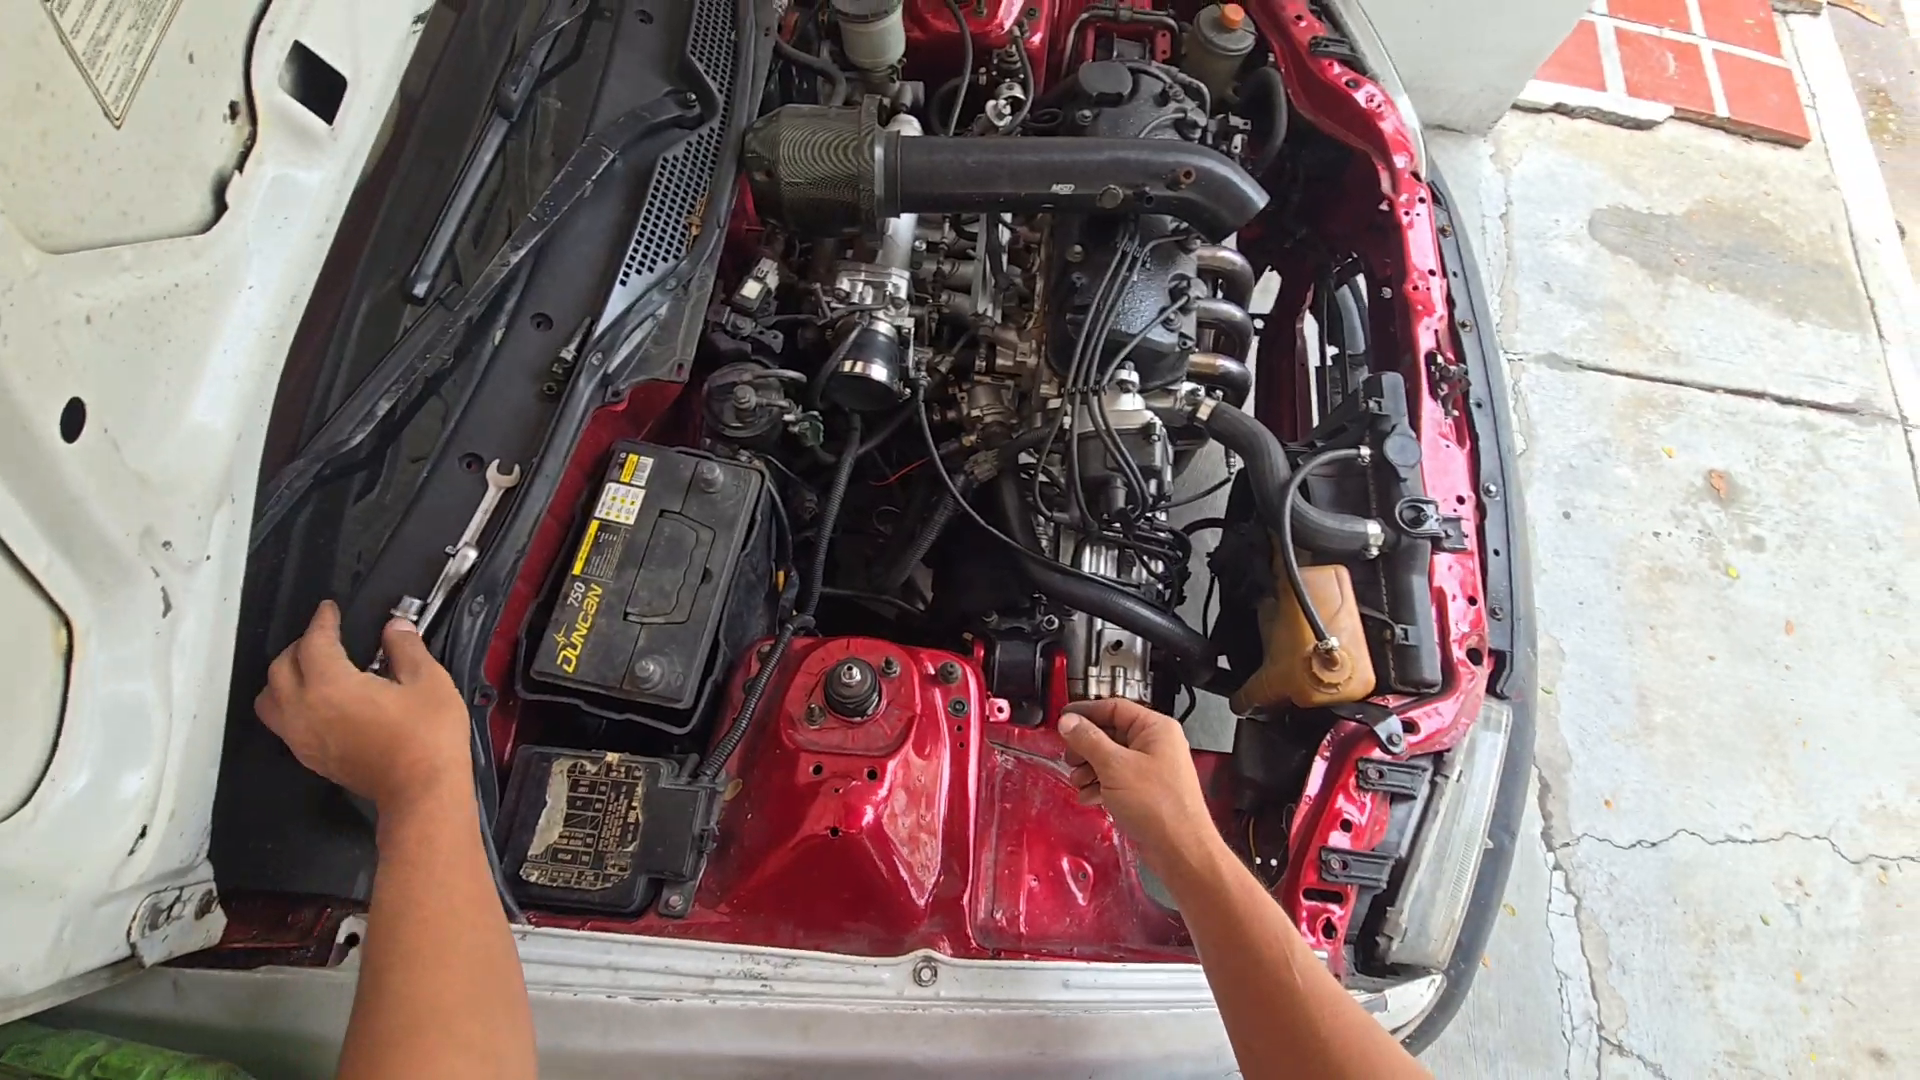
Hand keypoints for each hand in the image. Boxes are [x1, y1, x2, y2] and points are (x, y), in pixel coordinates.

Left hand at [254, 601, 473, 815]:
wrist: (421, 787)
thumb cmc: (428, 733)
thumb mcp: (428, 681)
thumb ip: (406, 649)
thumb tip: (393, 627)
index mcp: (331, 686)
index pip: (314, 643)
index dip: (321, 621)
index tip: (329, 609)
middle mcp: (303, 709)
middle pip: (281, 668)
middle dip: (301, 645)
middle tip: (326, 635)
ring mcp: (300, 736)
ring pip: (269, 697)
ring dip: (285, 675)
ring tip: (313, 667)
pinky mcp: (307, 755)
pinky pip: (281, 720)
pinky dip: (290, 701)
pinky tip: (320, 700)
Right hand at [1058, 699, 1220, 880]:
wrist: (1181, 852)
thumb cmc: (1159, 806)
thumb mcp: (1114, 766)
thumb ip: (1088, 740)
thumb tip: (1068, 722)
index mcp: (1155, 728)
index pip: (1114, 708)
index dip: (1086, 712)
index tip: (1064, 718)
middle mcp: (1156, 744)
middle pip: (1111, 733)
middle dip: (1086, 747)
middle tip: (1069, 756)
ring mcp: (1152, 769)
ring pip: (1111, 758)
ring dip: (1090, 768)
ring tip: (1078, 781)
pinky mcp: (1147, 791)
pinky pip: (1117, 778)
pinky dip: (1100, 785)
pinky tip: (1088, 796)